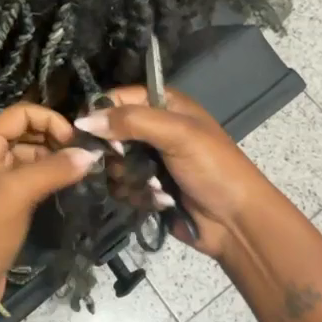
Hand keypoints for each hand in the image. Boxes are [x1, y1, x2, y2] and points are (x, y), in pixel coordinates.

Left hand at [0, 104, 97, 318]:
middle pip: (26, 131)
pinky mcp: (1, 200)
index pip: (22, 112)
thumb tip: (91, 154)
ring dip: (54, 159)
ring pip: (29, 155)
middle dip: (55, 139)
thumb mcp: (20, 192)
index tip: (77, 141)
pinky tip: (67, 185)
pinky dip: (47, 177)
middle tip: (85, 157)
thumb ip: (55, 168)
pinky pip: (27, 177)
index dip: (51, 120)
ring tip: (82, 171)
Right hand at [74, 87, 277, 259]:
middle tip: (126, 163)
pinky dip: (136, 195)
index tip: (93, 135)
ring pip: (114, 164)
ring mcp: (150, 160)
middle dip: (116, 153)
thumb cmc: (213, 168)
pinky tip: (158, 201)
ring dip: (128, 178)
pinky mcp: (148, 188)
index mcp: (163, 104)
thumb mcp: (176, 134)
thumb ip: (131, 121)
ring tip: (151, 186)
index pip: (116, 98)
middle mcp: (153, 128)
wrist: (238, 223)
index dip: (101, 114)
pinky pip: (123, 187)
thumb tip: (83, 121)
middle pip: (109, 133)